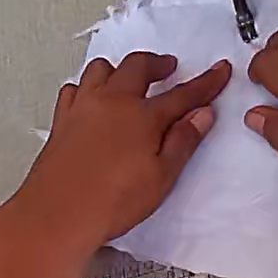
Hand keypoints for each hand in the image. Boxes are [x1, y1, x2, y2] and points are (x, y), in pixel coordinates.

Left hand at [8, 52, 229, 254]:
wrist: (58, 214)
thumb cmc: (111, 202)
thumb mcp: (161, 178)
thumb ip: (183, 142)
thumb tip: (203, 115)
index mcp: (142, 116)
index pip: (182, 94)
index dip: (205, 83)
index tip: (219, 72)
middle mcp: (111, 102)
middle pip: (138, 67)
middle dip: (158, 63)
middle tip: (170, 67)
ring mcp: (83, 108)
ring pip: (101, 70)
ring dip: (120, 68)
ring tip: (129, 77)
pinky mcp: (62, 121)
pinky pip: (74, 89)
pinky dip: (87, 86)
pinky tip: (90, 97)